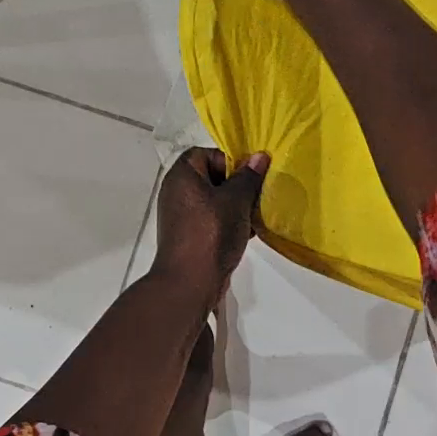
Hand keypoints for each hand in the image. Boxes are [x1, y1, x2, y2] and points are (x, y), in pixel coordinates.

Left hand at [151, 147, 269, 297]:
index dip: (229, 160)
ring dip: (236, 206)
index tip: (248, 176)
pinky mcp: (188, 235)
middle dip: (237, 185)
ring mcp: (181, 215)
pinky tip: (249, 232)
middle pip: (211, 177)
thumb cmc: (211, 233)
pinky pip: (211, 220)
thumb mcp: (235, 200)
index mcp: (182, 175)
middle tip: (256, 195)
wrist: (190, 282)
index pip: (206, 153)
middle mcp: (177, 191)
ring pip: (214, 200)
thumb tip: (259, 156)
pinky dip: (228, 222)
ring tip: (256, 215)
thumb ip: (248, 177)